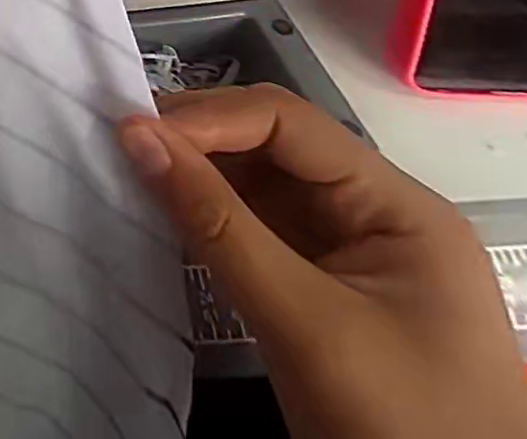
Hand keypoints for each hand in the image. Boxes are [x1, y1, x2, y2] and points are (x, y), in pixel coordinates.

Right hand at [119, 86, 526, 438]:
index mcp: (397, 204)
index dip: (211, 117)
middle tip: (128, 143)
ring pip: (258, 181)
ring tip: (136, 167)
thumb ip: (216, 225)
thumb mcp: (304, 325)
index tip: (137, 130)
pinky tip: (167, 207)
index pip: (290, 124)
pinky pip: (253, 222)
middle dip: (200, 138)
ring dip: (197, 172)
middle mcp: (371, 208)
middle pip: (273, 144)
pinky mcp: (317, 278)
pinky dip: (207, 211)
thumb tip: (136, 136)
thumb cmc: (398, 428)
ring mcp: (344, 245)